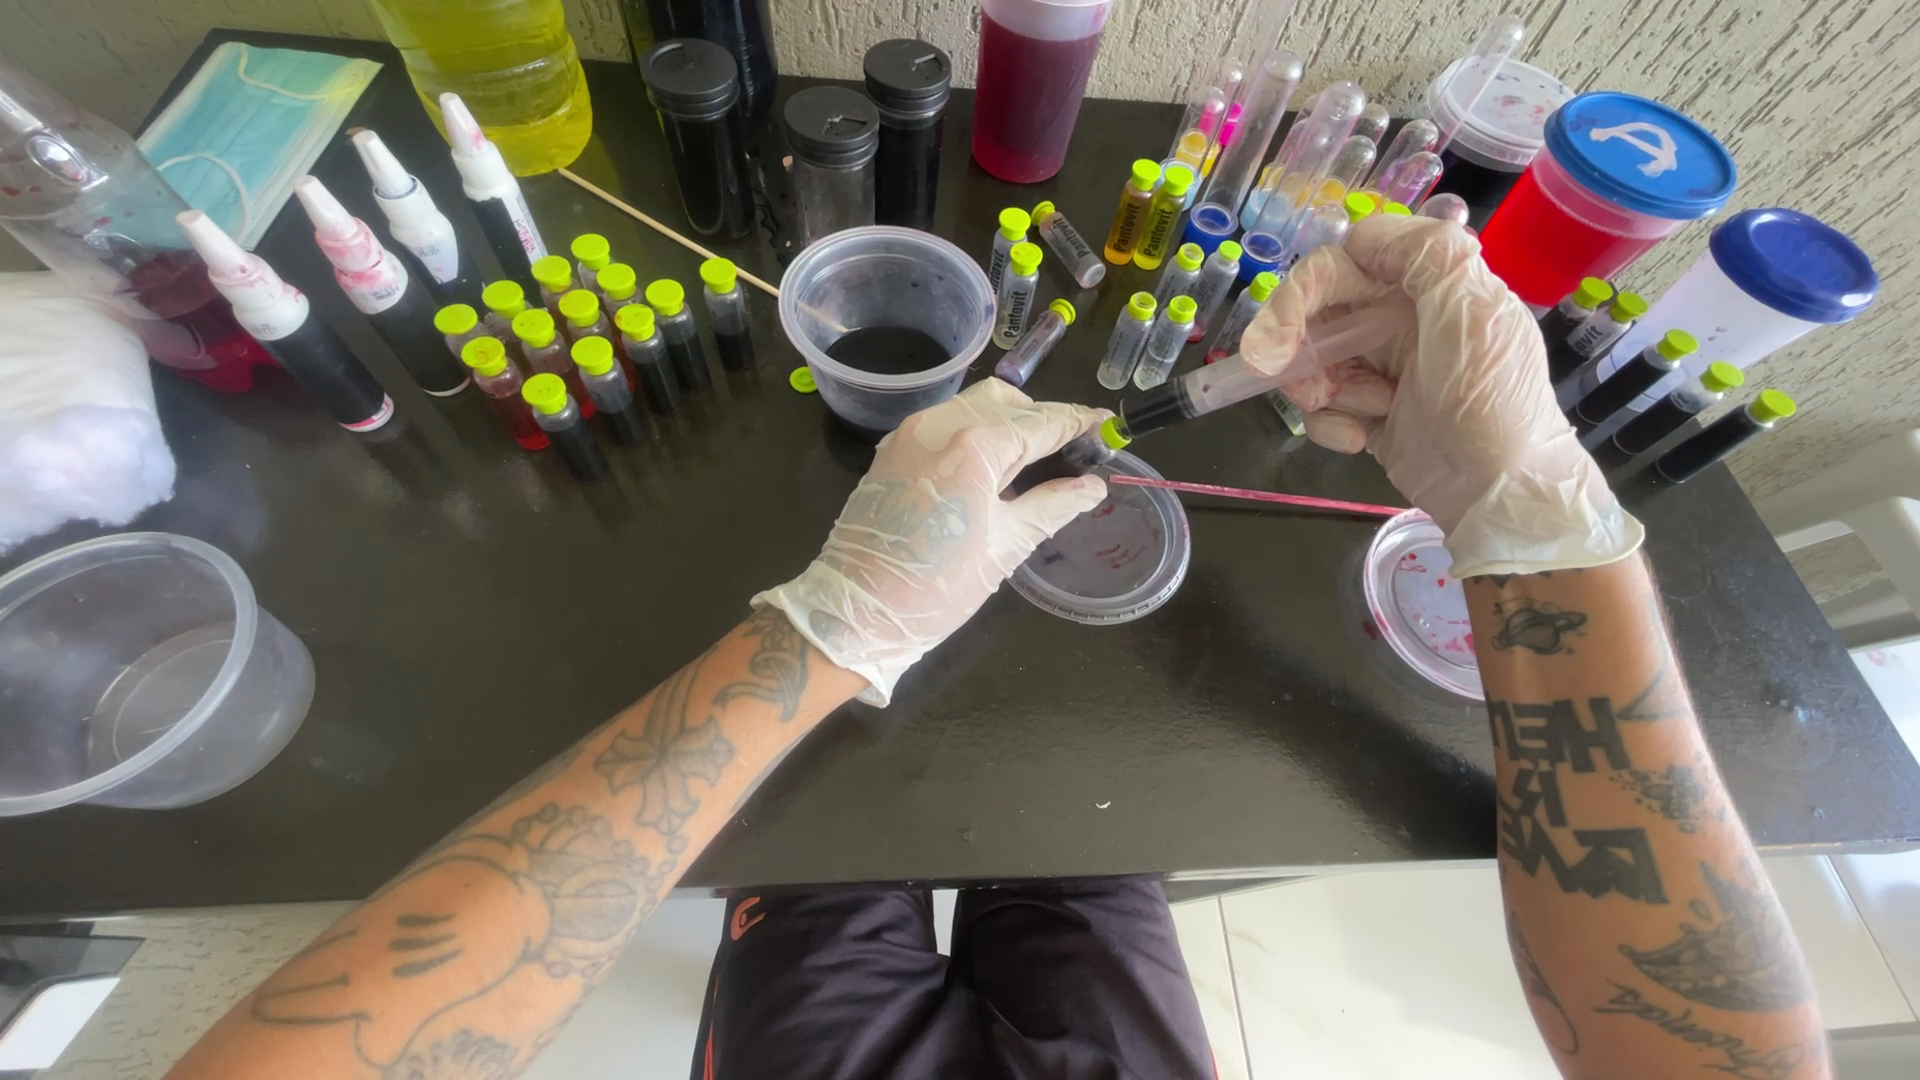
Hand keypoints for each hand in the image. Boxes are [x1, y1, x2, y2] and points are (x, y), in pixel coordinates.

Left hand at [756, 379, 1108, 703]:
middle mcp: (938, 425)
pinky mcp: (891, 453)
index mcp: (973, 445)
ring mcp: (909, 436)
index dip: (1078, 421)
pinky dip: (974, 434)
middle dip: (1041, 418)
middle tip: (1067, 450)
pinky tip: (988, 470)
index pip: (1040, 422)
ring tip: (1031, 463)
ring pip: (971, 408)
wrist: (855, 611)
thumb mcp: (1005, 547)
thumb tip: (1092, 487)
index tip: (1106, 422)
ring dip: (1007, 424)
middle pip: (1005, 402)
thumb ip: (1053, 505)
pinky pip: (943, 426)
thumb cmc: (937, 586)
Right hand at [1239, 215, 1642, 578]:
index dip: (1306, 290)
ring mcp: (1381, 366)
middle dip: (1299, 350)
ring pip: (1312, 362)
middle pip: (1318, 312)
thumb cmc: (1490, 405)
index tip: (1283, 333)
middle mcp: (1400, 319)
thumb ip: (1429, 259)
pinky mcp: (1366, 409)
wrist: (1496, 493)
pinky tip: (1363, 439)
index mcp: (1430, 286)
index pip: (1347, 261)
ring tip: (1357, 417)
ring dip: (1321, 392)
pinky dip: (1331, 424)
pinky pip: (1322, 404)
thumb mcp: (1474, 318)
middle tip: (1285, 379)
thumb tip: (1364, 233)